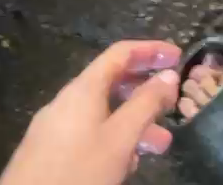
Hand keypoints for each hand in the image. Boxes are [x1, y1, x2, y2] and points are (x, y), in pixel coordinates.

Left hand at [0, 41, 182, 184]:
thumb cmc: (77, 174)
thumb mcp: (121, 138)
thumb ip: (147, 102)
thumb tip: (168, 74)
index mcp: (82, 90)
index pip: (121, 53)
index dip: (152, 50)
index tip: (178, 59)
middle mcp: (64, 103)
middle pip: (112, 83)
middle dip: (146, 93)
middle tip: (172, 105)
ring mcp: (51, 131)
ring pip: (101, 114)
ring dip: (133, 123)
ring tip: (158, 146)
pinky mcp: (44, 157)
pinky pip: (86, 134)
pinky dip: (112, 139)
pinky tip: (124, 164)